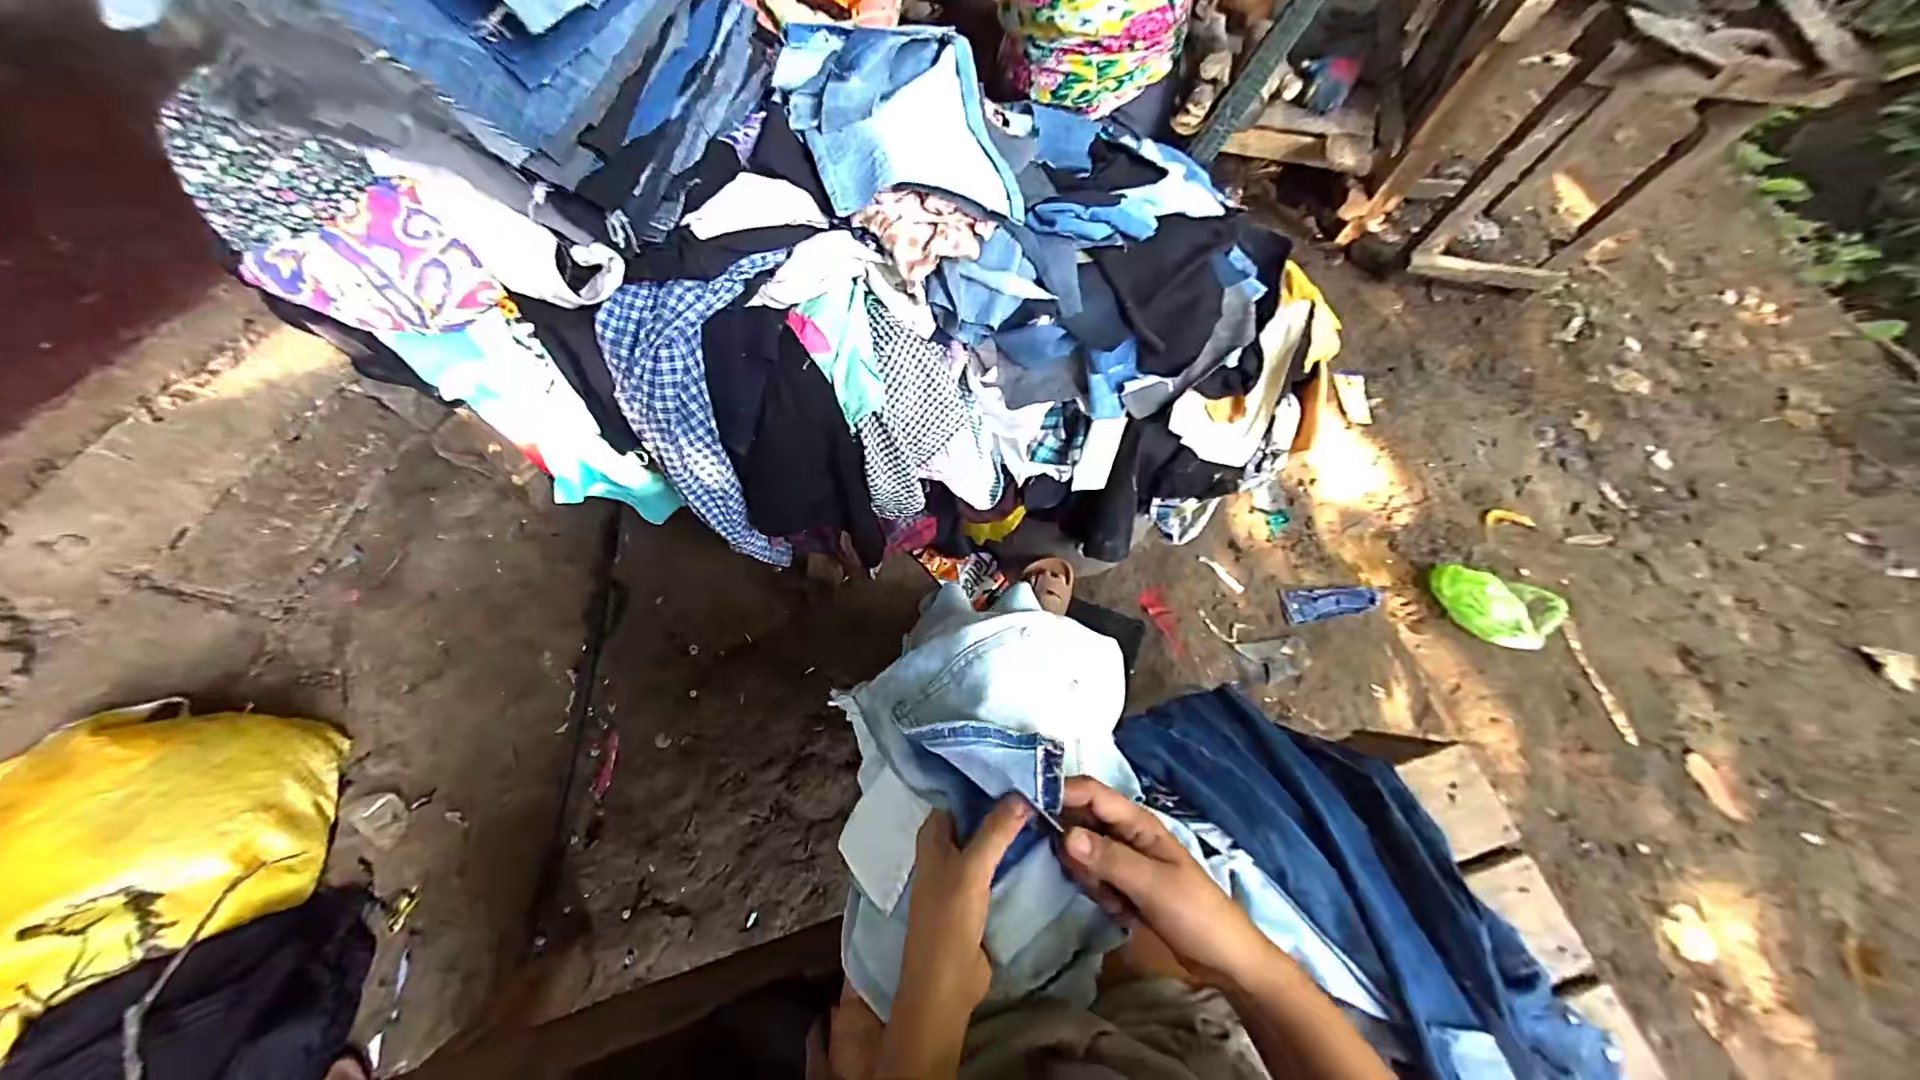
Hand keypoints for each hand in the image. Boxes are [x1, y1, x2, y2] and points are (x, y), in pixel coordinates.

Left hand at [879, 796, 1029, 1078]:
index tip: (1020, 764)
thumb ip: (995, 831)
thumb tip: (1022, 792)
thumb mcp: (972, 870)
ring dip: (1012, 827)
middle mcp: (946, 845)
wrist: (946, 985)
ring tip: (1048, 805)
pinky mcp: (979, 891)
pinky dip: (1016, 851)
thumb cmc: (949, 920)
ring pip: (990, 838)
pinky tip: (1042, 840)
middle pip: (977, 814)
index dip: (986, 778)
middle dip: (1004, 802)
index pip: (960, 792)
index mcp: (934, 833)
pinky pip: (999, 861)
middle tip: (1042, 783)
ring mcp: (963, 869)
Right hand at [1056, 776, 1276, 991]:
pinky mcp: (1121, 881)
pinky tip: (1121, 912)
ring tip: (1115, 900)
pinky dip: (1098, 892)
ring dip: (1090, 877)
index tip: (1027, 808)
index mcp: (1136, 820)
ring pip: (1082, 852)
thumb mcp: (1152, 885)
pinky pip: (1092, 876)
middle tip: (1092, 880)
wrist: (1225, 959)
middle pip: (1078, 821)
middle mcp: (1125, 831)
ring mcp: (1122, 856)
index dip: (1059, 792)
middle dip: (1075, 850)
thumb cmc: (1195, 912)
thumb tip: (1064, 835)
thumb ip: (1108, 858)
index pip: (1089, 792)